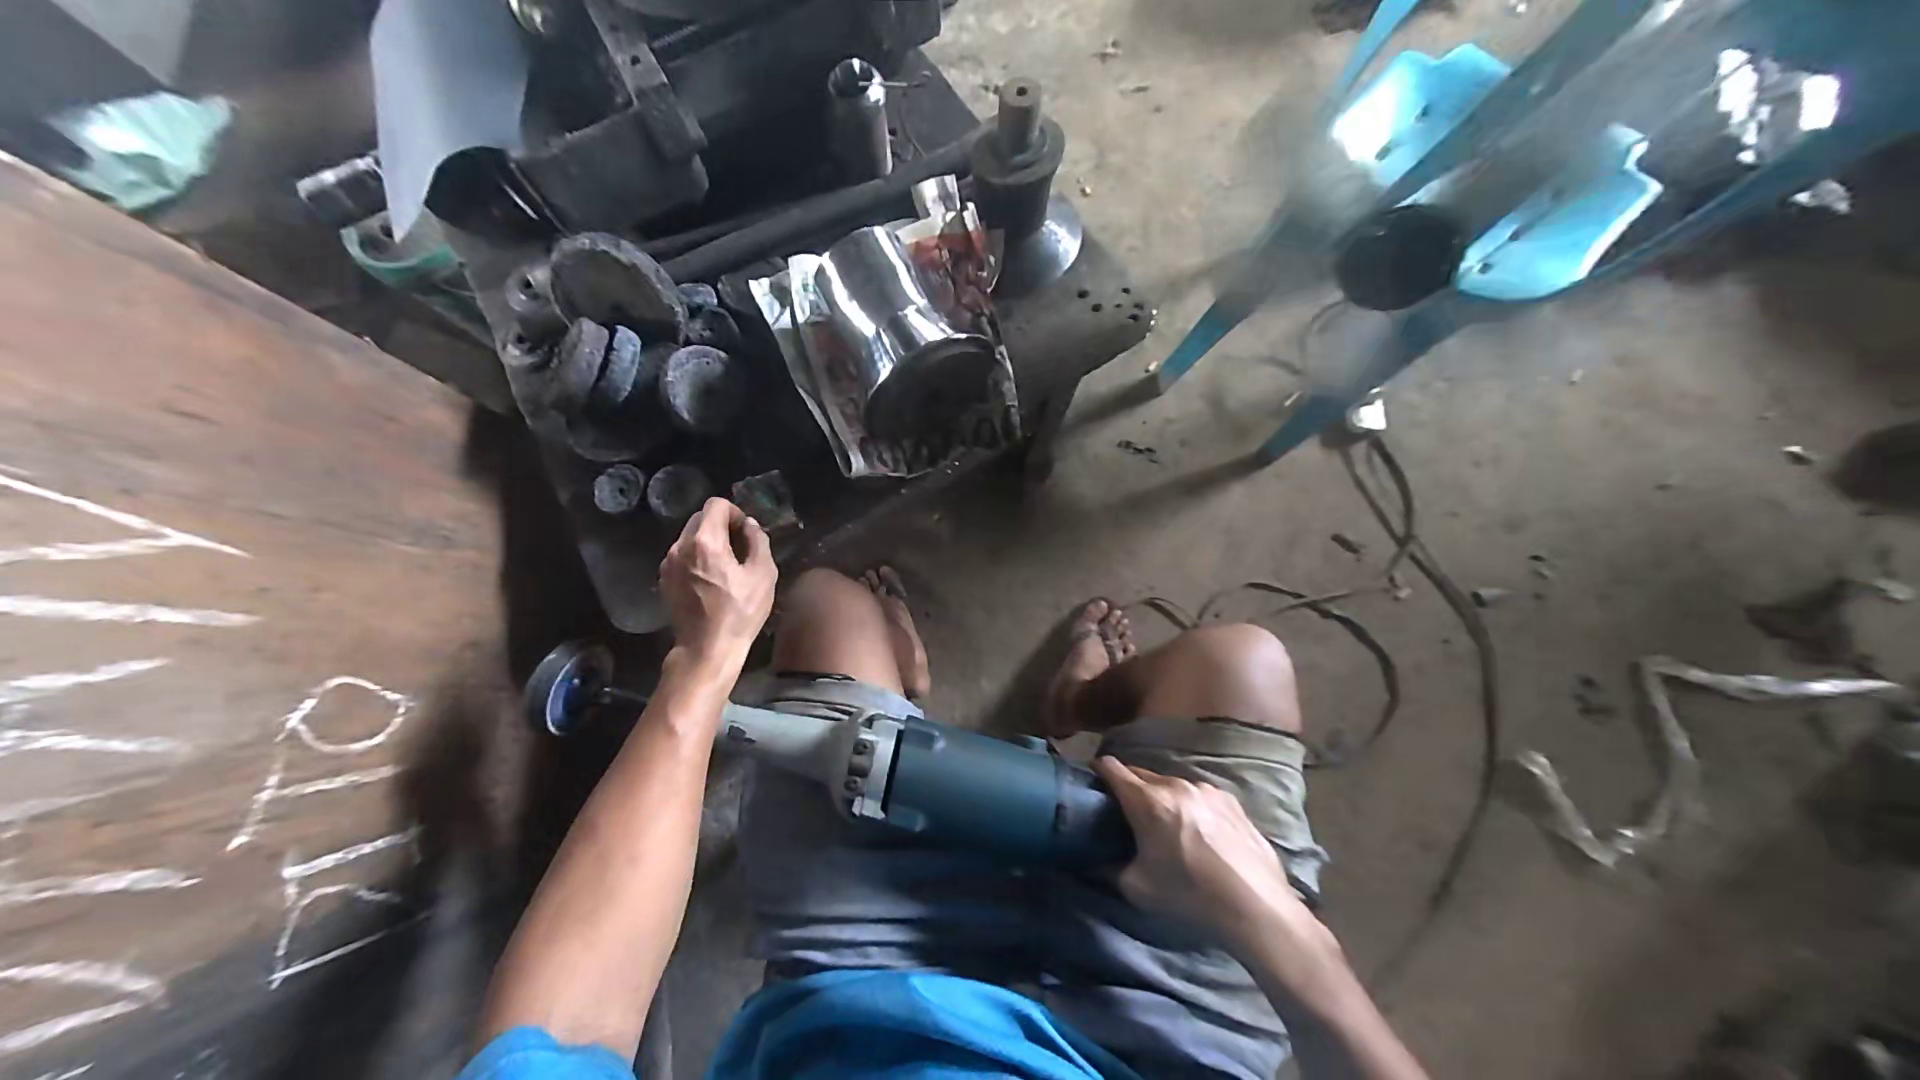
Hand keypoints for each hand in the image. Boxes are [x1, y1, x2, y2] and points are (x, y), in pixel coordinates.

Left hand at [659, 498, 775, 675]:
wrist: (706, 649)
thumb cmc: (739, 613)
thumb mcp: (763, 575)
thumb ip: (758, 542)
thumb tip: (749, 526)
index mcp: (705, 541)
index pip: (716, 505)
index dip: (735, 512)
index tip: (745, 532)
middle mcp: (680, 546)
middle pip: (700, 518)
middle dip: (721, 526)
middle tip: (739, 548)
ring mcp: (668, 563)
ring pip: (689, 537)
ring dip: (708, 542)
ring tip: (725, 566)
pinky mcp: (664, 579)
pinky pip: (682, 556)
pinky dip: (696, 558)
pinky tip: (710, 581)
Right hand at [1093, 758, 1329, 952]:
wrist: (1257, 908)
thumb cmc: (1190, 896)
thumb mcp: (1138, 888)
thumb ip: (1109, 868)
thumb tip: (1094, 861)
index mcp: (1147, 800)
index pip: (1112, 767)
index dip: (1098, 772)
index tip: (1095, 786)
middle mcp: (1176, 785)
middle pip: (1141, 774)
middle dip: (1130, 787)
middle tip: (1128, 814)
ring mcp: (1207, 790)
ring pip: (1172, 784)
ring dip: (1163, 797)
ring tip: (1168, 826)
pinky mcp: (1232, 802)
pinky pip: (1199, 795)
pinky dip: (1190, 806)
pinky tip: (1200, 834)